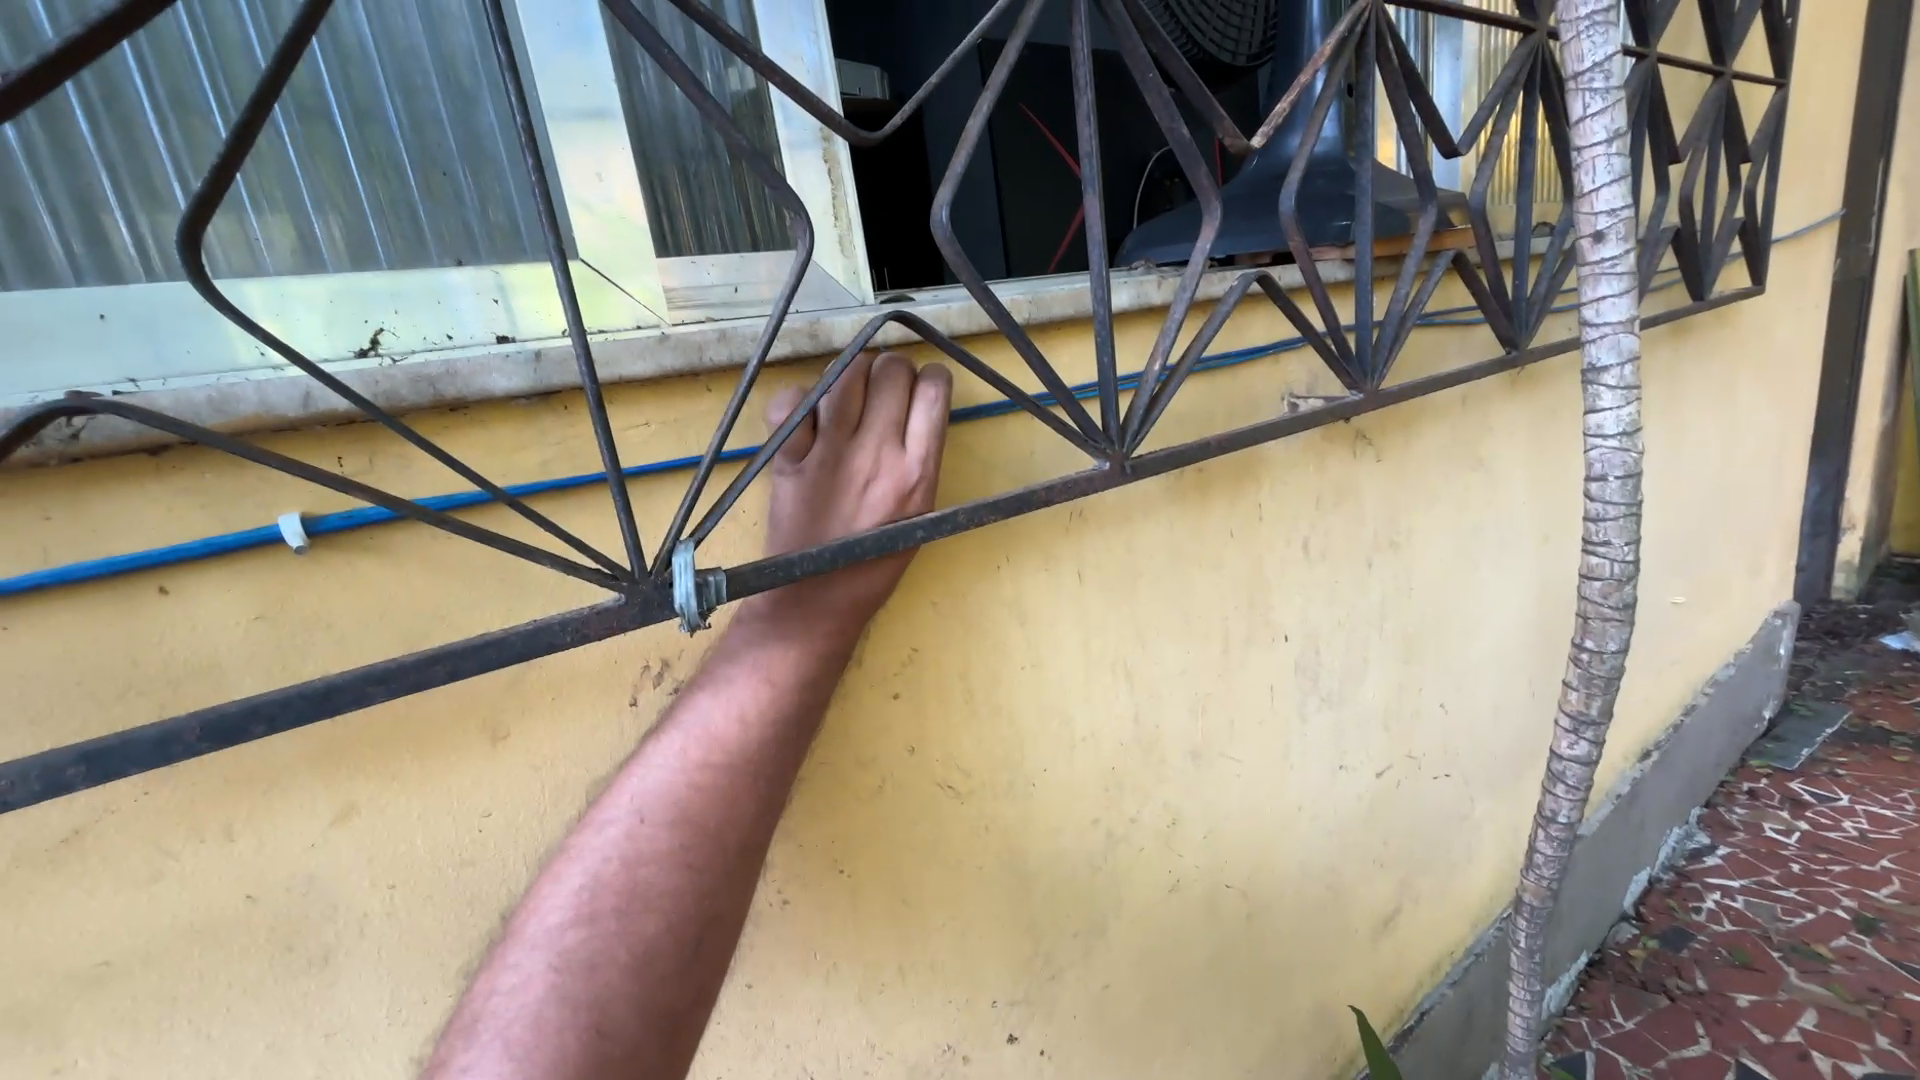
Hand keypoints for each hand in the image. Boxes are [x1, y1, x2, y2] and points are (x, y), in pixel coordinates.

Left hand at [736, 351, 951, 642]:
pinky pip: (793, 399)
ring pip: (845, 373)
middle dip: (892, 370)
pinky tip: (809, 416)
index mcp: (918, 472)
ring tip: (848, 398)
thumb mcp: (920, 516)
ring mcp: (829, 452)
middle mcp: (877, 453)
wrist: (814, 599)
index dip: (930, 379)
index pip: (934, 388)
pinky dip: (800, 398)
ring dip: (850, 375)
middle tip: (884, 391)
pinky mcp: (788, 457)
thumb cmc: (874, 565)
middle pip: (891, 369)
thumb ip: (921, 460)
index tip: (920, 390)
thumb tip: (915, 407)